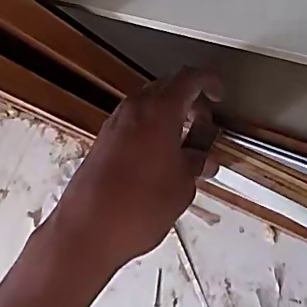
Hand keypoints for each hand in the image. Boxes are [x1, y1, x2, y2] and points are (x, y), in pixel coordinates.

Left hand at [48, 66, 221, 270]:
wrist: (87, 229)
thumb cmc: (136, 206)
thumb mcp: (182, 185)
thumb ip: (196, 164)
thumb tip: (201, 160)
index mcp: (160, 110)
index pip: (190, 78)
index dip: (209, 81)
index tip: (218, 95)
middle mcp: (135, 108)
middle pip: (169, 87)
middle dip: (191, 102)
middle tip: (204, 127)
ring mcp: (116, 122)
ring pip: (150, 104)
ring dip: (170, 116)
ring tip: (185, 147)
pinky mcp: (103, 140)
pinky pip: (134, 122)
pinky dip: (152, 128)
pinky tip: (161, 158)